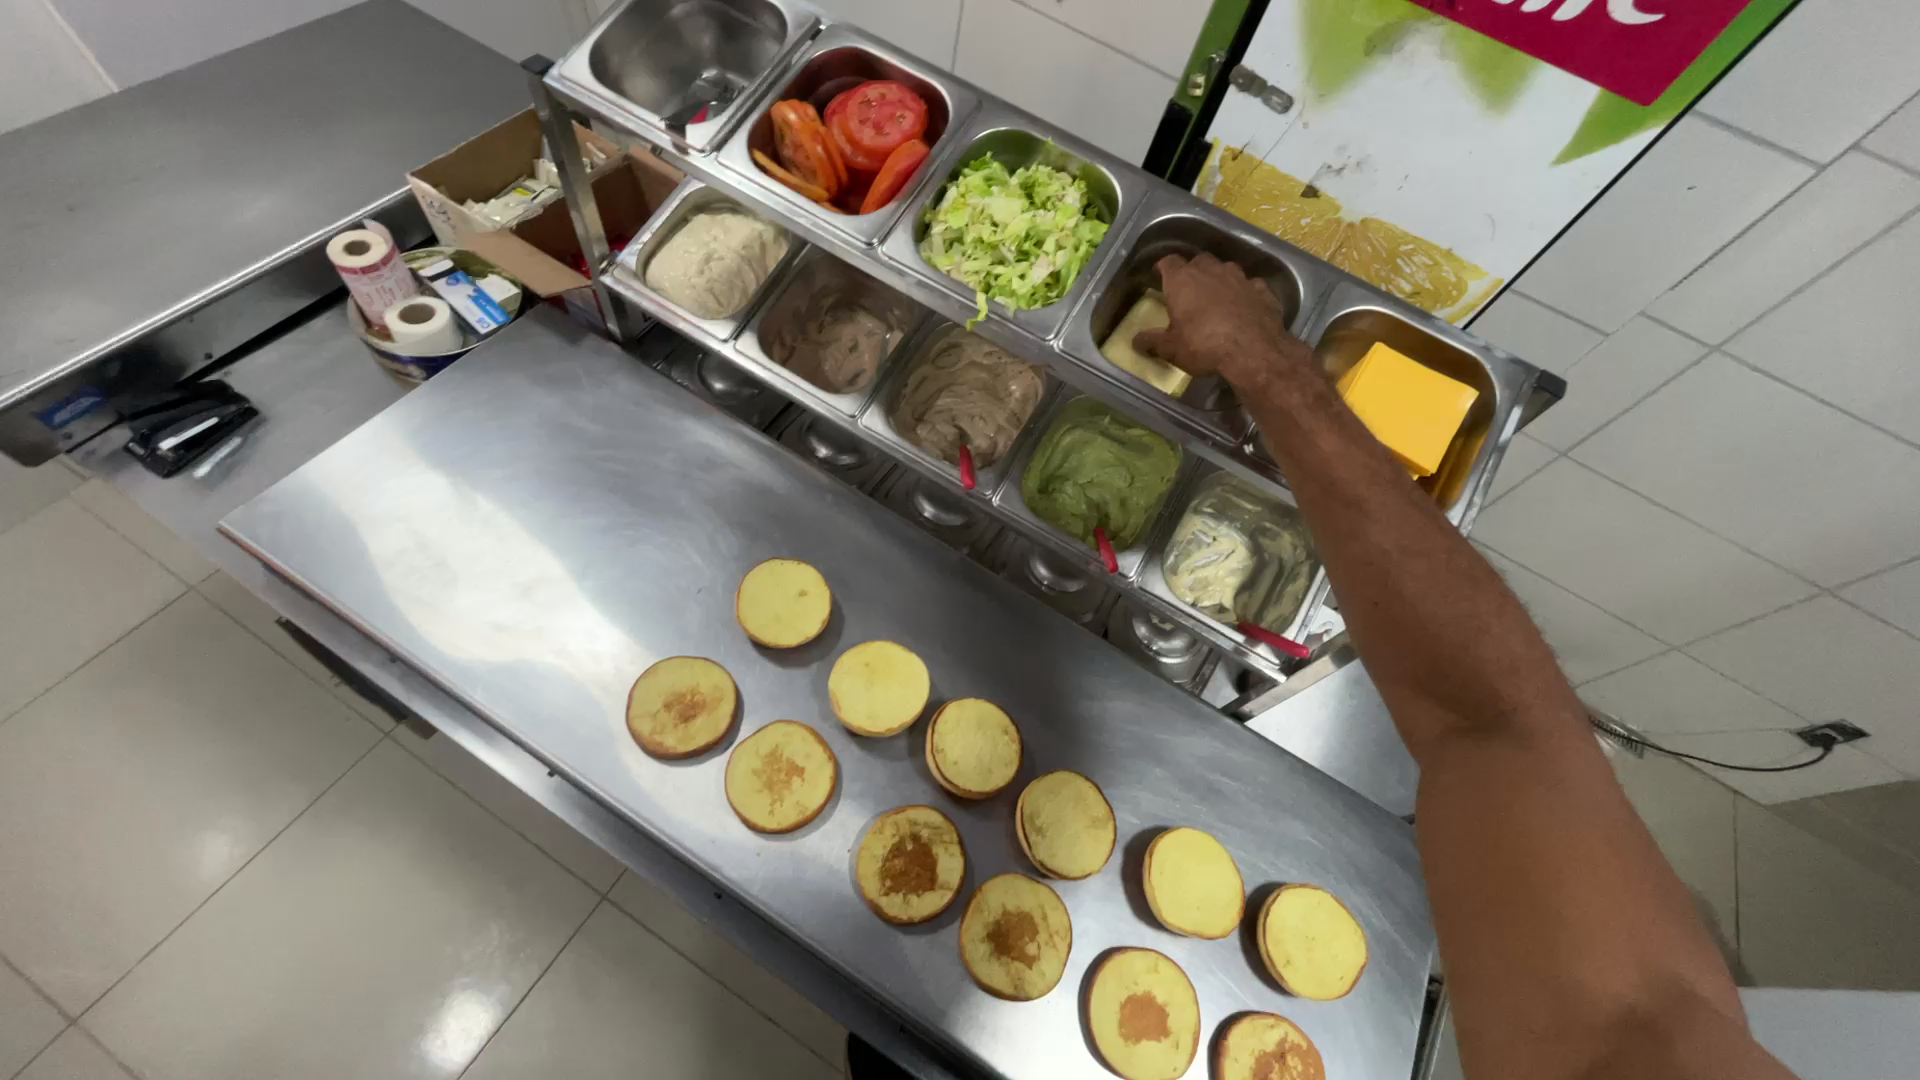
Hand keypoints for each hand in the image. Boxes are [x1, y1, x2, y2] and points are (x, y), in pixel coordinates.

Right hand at [1133, 254, 1318, 385]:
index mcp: (1183, 281)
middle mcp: (1211, 271)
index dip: (1163, 267)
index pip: (1169, 262)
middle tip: (1188, 288)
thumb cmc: (1203, 345)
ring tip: (1216, 296)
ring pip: (1226, 269)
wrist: (1252, 351)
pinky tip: (1243, 306)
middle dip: (1192, 271)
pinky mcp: (1262, 290)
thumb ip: (1152, 342)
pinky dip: (1244, 293)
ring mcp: (1240, 277)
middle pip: (1198, 261)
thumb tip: (1135, 341)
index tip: (1160, 274)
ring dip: (1219, 279)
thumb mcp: (1170, 349)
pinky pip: (1250, 285)